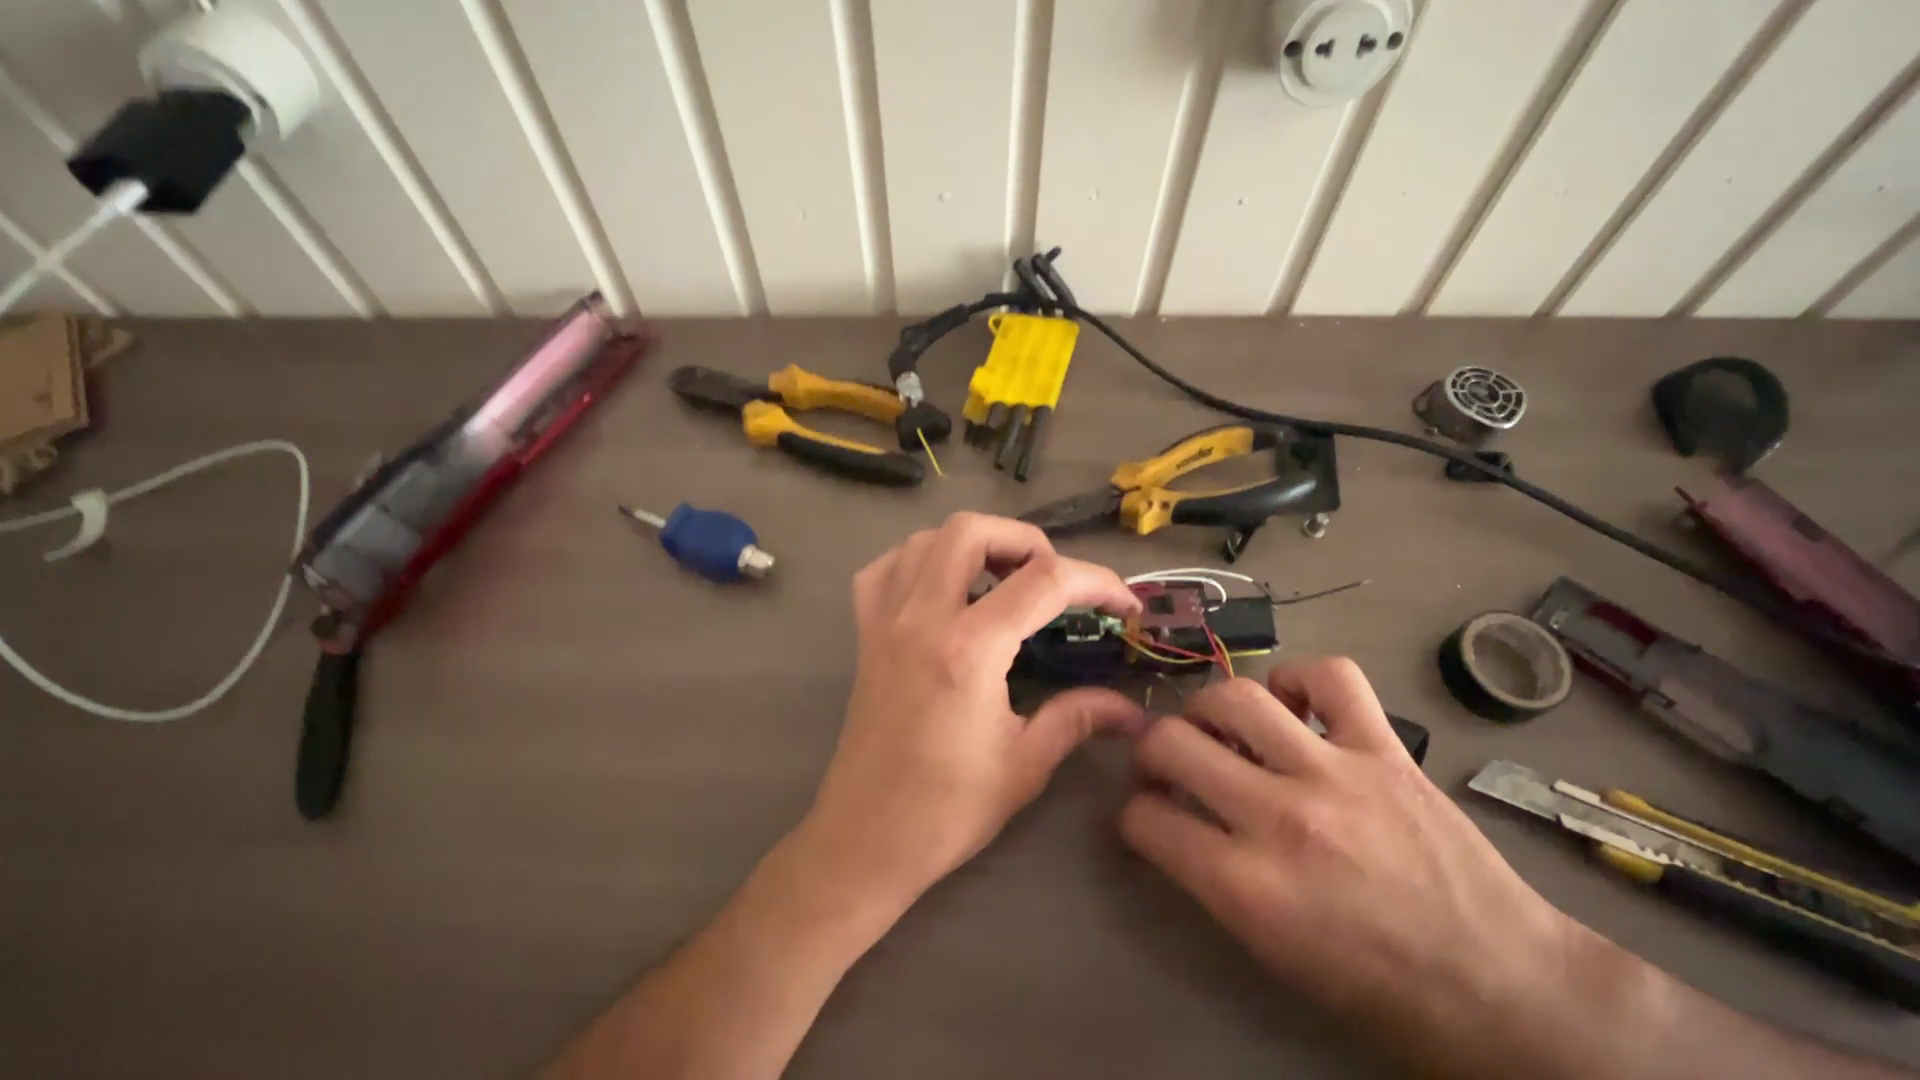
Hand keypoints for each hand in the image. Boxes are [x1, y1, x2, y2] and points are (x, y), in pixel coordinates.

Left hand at [801, 513, 1146, 907]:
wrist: (866, 841)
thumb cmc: (948, 810)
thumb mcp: (1025, 764)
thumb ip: (1078, 718)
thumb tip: (1131, 709)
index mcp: (968, 650)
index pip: (1044, 581)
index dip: (1097, 580)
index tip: (1125, 604)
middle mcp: (921, 619)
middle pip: (972, 531)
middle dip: (1026, 542)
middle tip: (1056, 583)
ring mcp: (885, 623)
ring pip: (924, 540)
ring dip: (972, 545)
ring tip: (1005, 581)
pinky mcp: (865, 637)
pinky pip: (885, 571)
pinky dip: (918, 562)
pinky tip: (944, 590)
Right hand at [1120, 658, 1576, 1046]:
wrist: (1498, 985)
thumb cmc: (1376, 986)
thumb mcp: (1270, 949)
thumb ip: (1213, 879)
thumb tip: (1179, 825)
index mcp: (1245, 886)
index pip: (1146, 820)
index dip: (1134, 815)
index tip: (1147, 816)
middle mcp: (1278, 817)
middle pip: (1172, 743)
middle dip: (1151, 752)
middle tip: (1169, 764)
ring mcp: (1335, 774)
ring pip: (1236, 696)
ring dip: (1210, 709)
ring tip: (1223, 728)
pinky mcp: (1386, 750)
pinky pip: (1332, 677)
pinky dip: (1301, 679)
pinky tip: (1296, 706)